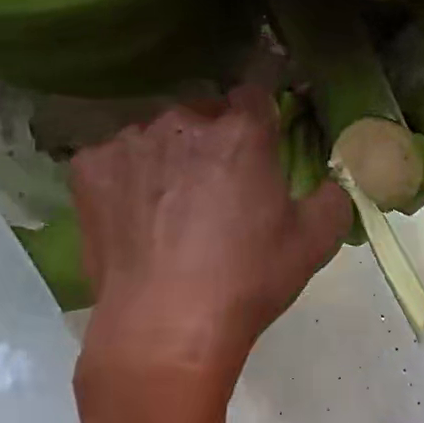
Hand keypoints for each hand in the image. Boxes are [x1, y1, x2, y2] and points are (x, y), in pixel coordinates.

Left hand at [68, 85, 349, 377]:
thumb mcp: (315, 243)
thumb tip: (328, 184)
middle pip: (203, 114)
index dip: (259, 119)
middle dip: (214, 141)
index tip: (259, 148)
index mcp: (241, 133)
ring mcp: (130, 143)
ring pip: (157, 136)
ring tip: (172, 210)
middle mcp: (183, 123)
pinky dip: (128, 180)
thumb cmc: (247, 281)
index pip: (253, 94)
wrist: (166, 328)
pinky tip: (136, 219)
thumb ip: (333, 198)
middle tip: (219, 190)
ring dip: (170, 158)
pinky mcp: (90, 169)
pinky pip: (116, 161)